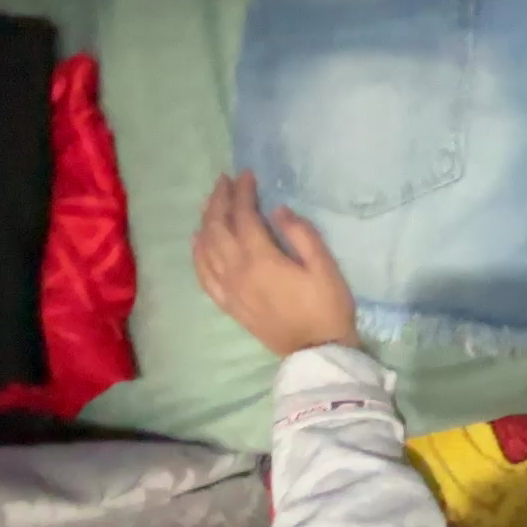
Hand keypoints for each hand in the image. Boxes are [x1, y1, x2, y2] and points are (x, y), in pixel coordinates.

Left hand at [192, 172, 359, 357]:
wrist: (318, 351)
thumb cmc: (328, 308)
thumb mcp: (325, 268)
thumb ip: (302, 235)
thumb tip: (278, 211)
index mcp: (261, 258)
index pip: (243, 215)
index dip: (243, 192)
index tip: (247, 175)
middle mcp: (237, 270)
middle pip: (217, 227)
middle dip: (219, 200)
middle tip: (224, 182)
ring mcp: (230, 289)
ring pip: (206, 248)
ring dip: (206, 221)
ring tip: (212, 205)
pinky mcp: (230, 305)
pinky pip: (204, 275)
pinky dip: (198, 254)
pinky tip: (199, 242)